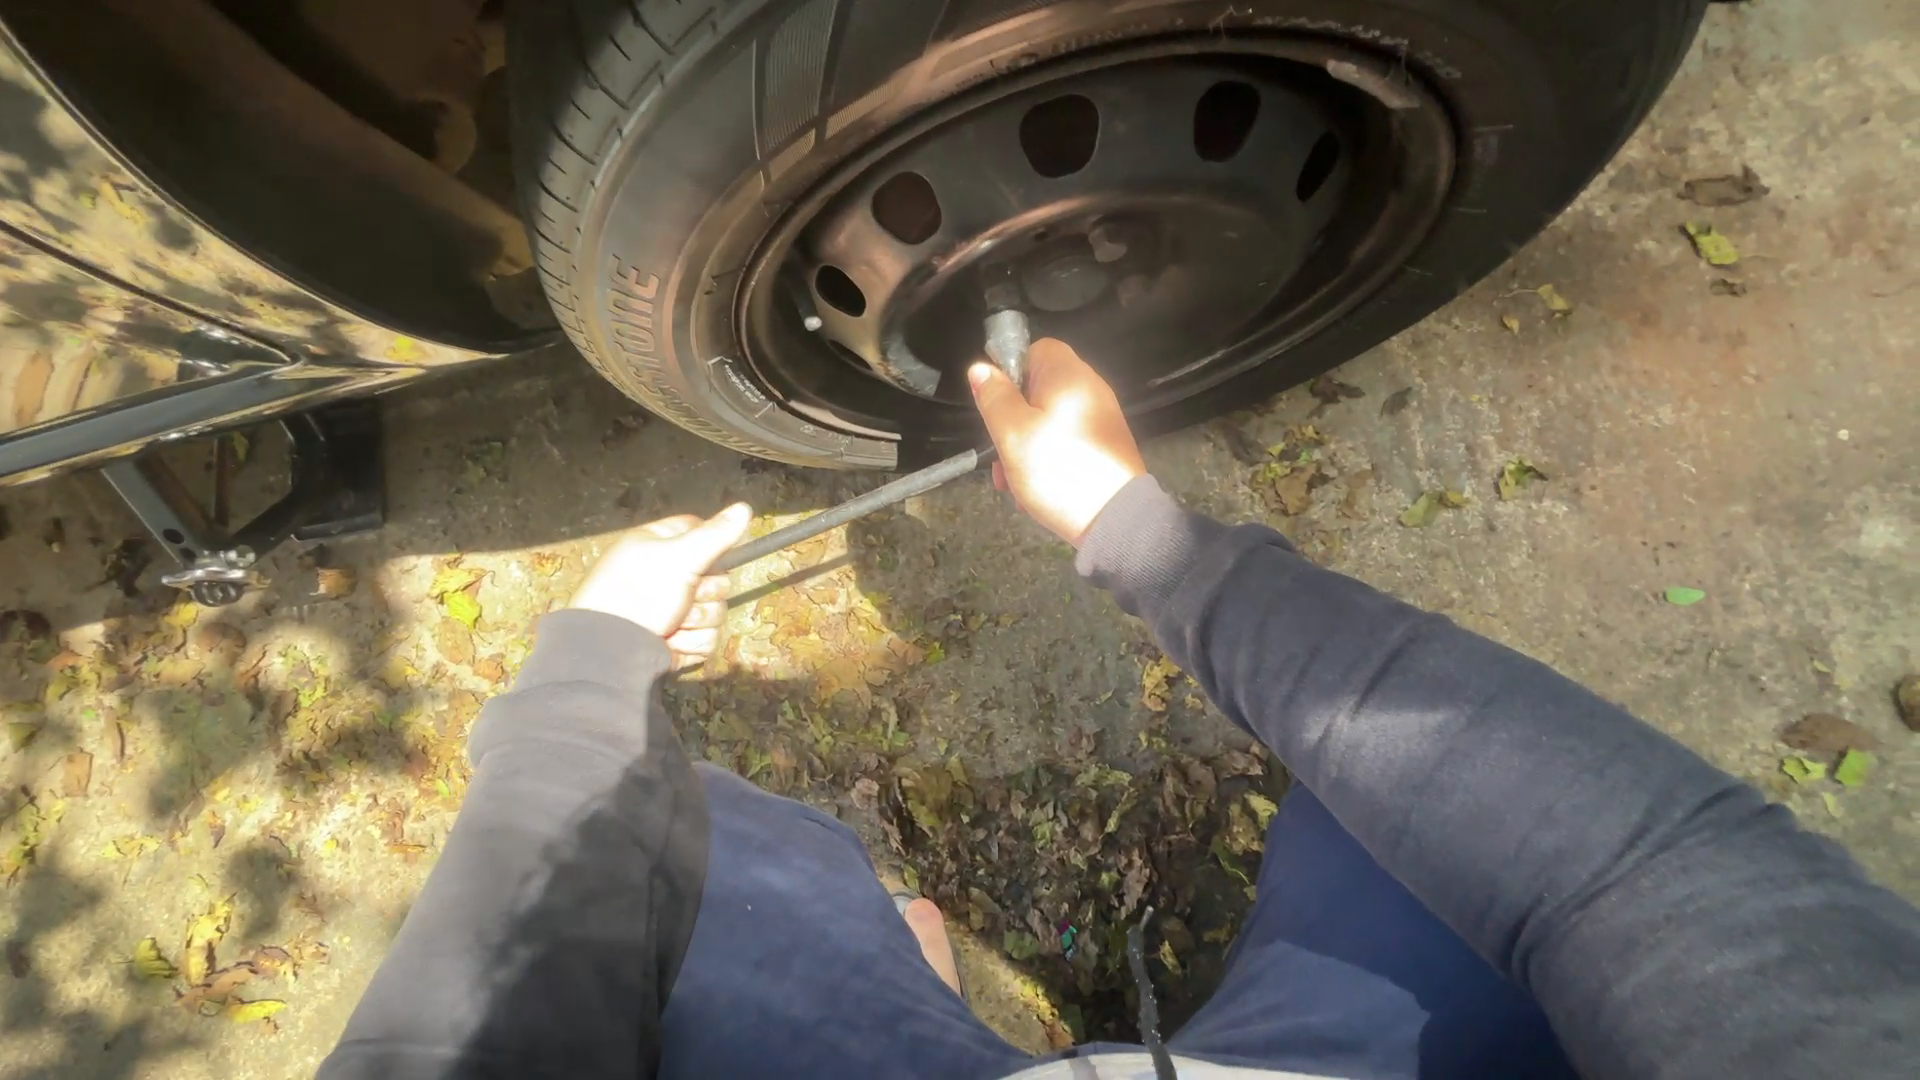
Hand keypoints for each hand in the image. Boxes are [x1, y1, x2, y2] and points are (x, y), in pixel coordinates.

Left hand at [568, 504, 750, 665]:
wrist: (611, 650)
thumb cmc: (639, 593)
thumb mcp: (679, 557)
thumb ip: (715, 535)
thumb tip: (745, 508)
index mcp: (661, 546)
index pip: (702, 533)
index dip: (714, 545)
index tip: (713, 557)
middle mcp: (668, 576)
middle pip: (718, 577)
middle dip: (707, 592)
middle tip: (688, 594)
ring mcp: (675, 610)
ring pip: (716, 609)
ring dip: (699, 620)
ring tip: (673, 624)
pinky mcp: (681, 639)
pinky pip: (708, 637)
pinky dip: (692, 642)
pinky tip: (671, 641)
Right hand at [968, 338, 1145, 545]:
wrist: (1114, 519)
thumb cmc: (1058, 470)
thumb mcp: (1012, 434)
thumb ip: (994, 397)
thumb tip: (980, 368)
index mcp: (1068, 375)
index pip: (1034, 350)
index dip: (1009, 374)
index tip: (996, 407)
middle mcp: (1089, 390)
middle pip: (1037, 391)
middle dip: (1011, 424)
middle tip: (1000, 457)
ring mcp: (1099, 419)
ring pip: (1048, 423)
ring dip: (1024, 451)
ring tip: (1015, 486)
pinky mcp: (1104, 446)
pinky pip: (1066, 444)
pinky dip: (1048, 462)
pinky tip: (1036, 494)